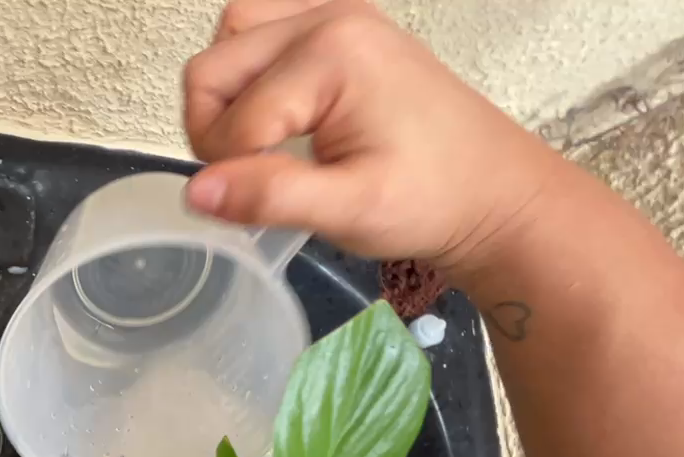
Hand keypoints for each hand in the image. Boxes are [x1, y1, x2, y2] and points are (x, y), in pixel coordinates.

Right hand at [182, 0, 575, 274]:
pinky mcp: (333, 31)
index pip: (226, 120)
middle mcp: (327, 17)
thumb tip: (195, 191)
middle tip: (256, 170)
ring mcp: (331, 16)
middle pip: (209, 69)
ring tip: (259, 142)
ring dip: (221, 101)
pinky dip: (244, 75)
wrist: (487, 189)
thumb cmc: (425, 200)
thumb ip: (270, 196)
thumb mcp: (348, 209)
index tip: (272, 197)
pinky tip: (272, 113)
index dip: (231, 172)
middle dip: (212, 132)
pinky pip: (254, 33)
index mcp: (332, 53)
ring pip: (225, 45)